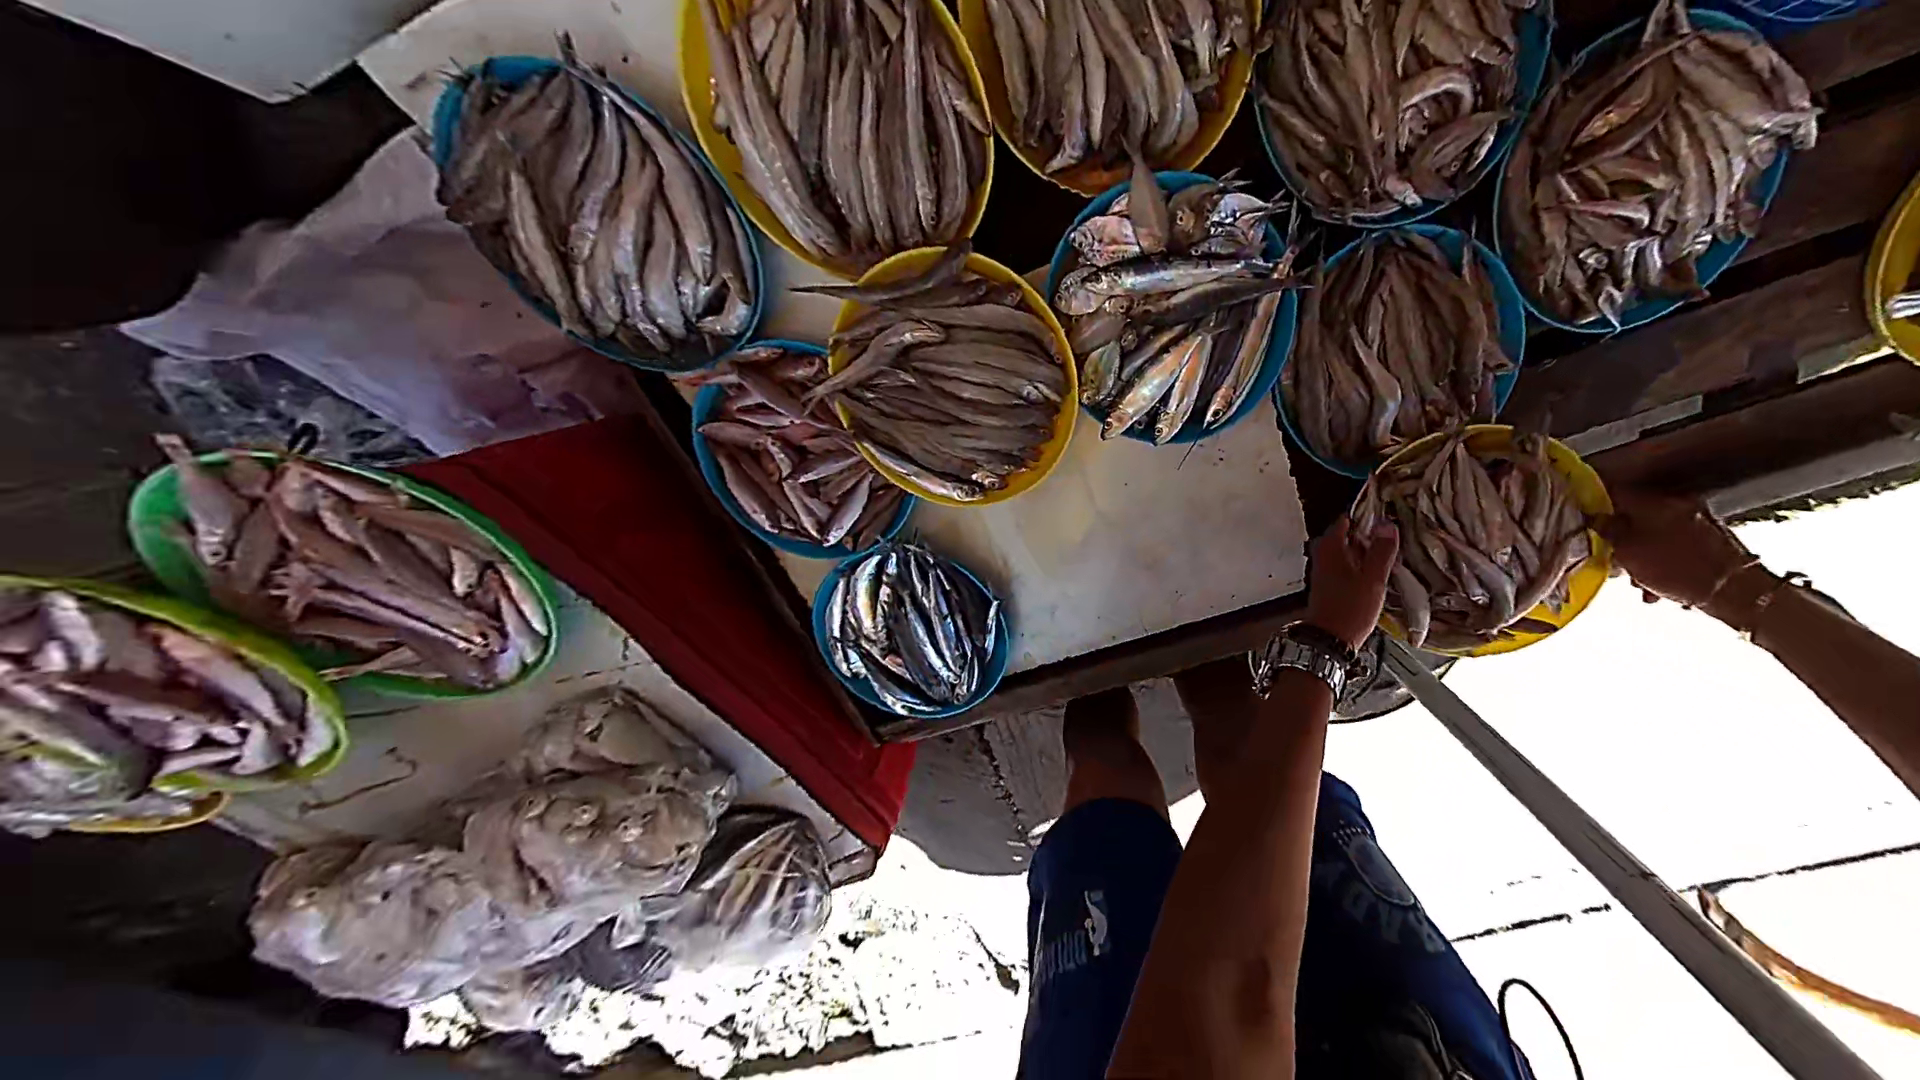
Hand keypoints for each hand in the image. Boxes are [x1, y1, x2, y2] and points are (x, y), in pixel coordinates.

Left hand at [1305, 514, 1399, 650]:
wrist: (1330, 638)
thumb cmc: (1350, 608)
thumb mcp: (1372, 578)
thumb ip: (1381, 551)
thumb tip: (1387, 523)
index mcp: (1330, 548)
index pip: (1346, 520)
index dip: (1366, 515)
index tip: (1389, 512)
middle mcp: (1323, 555)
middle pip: (1348, 534)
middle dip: (1370, 532)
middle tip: (1396, 532)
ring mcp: (1326, 569)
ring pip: (1349, 550)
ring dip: (1368, 548)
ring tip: (1394, 548)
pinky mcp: (1332, 582)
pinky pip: (1349, 564)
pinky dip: (1362, 562)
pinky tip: (1380, 569)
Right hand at [1604, 489, 1758, 609]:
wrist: (1735, 590)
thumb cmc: (1673, 568)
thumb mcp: (1627, 551)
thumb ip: (1608, 530)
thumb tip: (1596, 517)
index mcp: (1655, 503)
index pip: (1615, 491)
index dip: (1595, 503)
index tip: (1584, 517)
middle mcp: (1678, 505)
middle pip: (1635, 513)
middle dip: (1619, 533)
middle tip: (1607, 551)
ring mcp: (1698, 520)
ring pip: (1655, 531)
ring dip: (1640, 550)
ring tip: (1635, 574)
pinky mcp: (1711, 537)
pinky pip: (1674, 542)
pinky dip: (1661, 557)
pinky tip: (1656, 579)